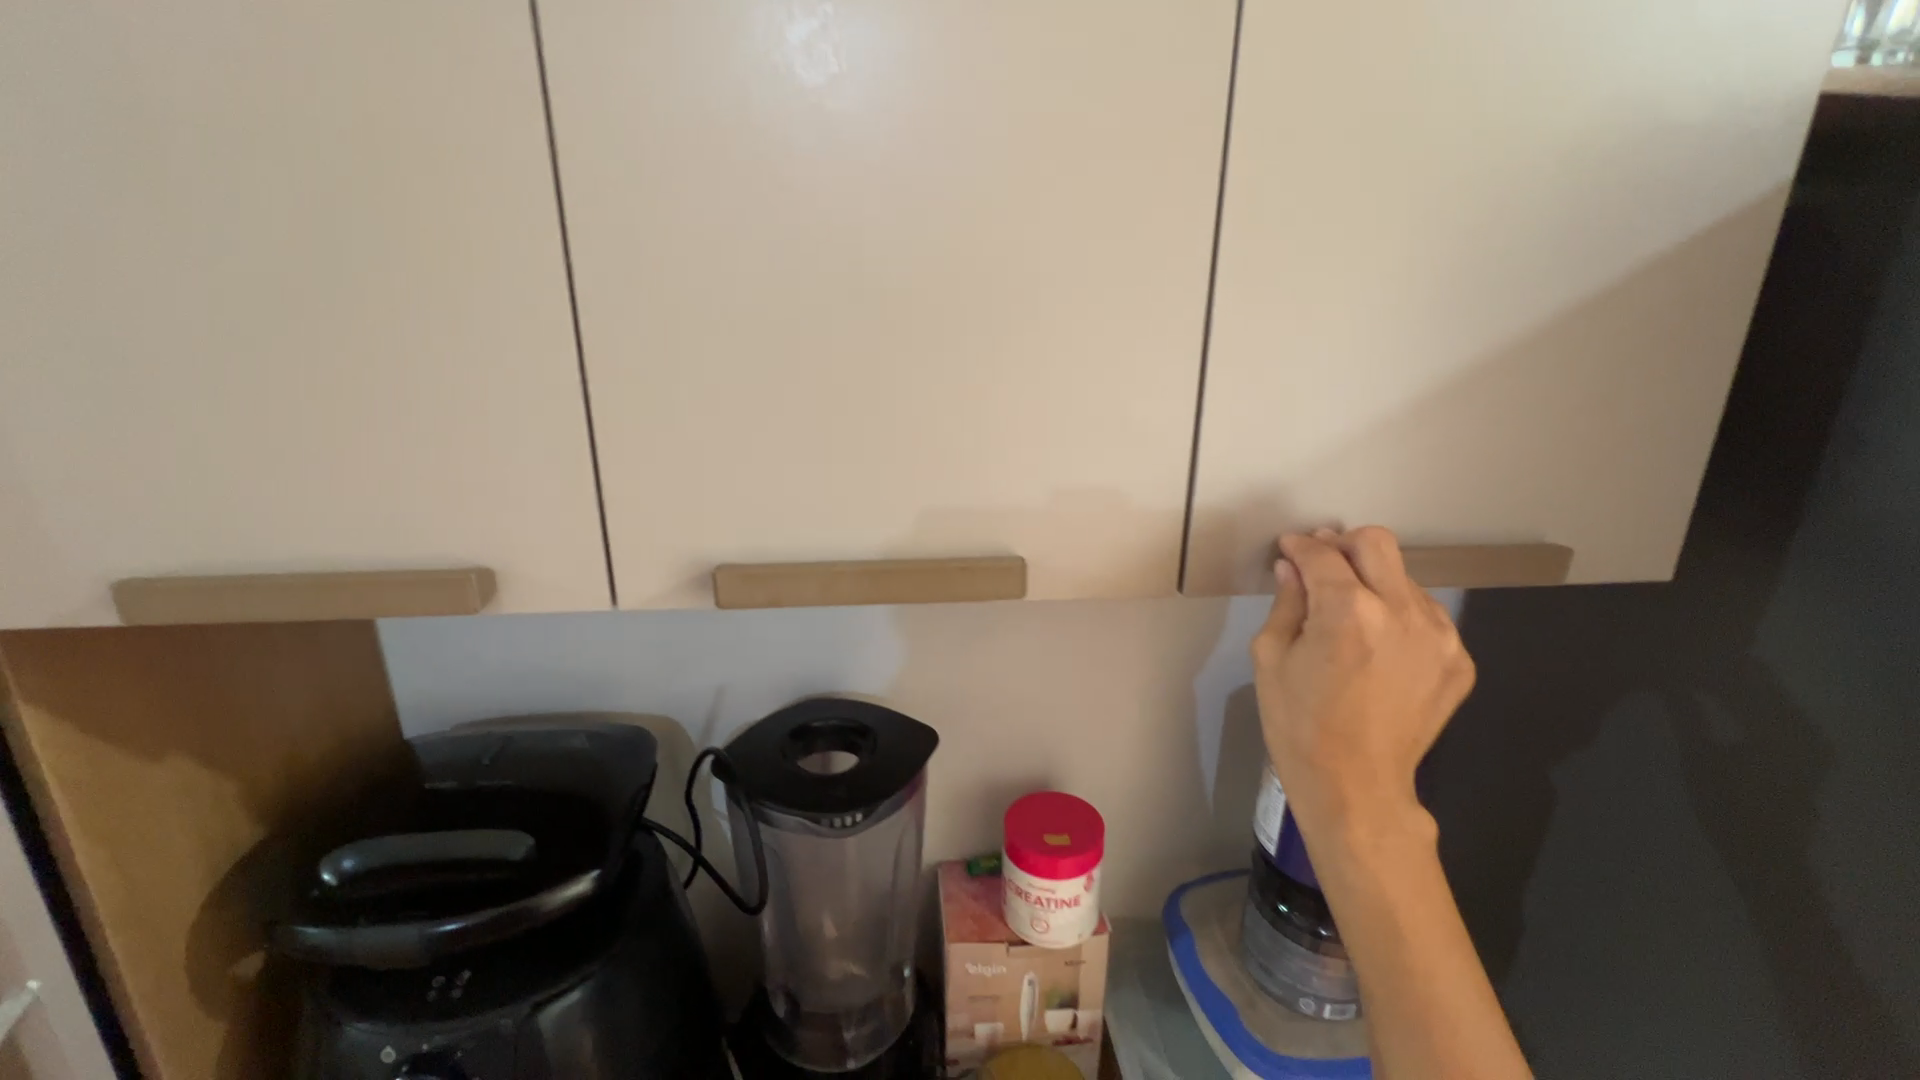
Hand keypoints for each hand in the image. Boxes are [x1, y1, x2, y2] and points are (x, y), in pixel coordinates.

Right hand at [1250, 527, 1474, 841]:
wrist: (1356, 784)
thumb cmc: (1299, 724)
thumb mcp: (1271, 659)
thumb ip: (1286, 603)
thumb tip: (1291, 569)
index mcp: (1347, 610)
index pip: (1322, 555)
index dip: (1299, 547)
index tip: (1289, 549)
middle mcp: (1401, 611)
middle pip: (1377, 544)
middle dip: (1343, 545)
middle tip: (1321, 563)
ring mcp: (1440, 636)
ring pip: (1405, 579)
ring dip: (1374, 583)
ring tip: (1351, 612)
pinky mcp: (1460, 661)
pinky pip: (1427, 616)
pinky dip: (1399, 616)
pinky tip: (1379, 645)